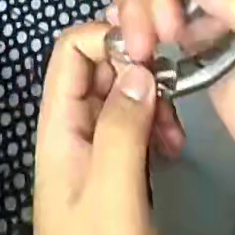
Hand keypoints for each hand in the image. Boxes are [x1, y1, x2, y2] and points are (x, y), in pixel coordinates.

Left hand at [33, 22, 181, 234]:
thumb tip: (139, 67)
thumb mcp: (113, 193)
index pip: (70, 51)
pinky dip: (156, 126)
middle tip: (172, 98)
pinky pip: (133, 125)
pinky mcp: (116, 169)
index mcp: (58, 124)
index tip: (149, 58)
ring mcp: (93, 148)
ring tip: (177, 134)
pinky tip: (175, 149)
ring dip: (151, 101)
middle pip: (98, 68)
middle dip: (136, 72)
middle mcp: (72, 127)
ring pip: (120, 96)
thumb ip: (122, 126)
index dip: (106, 41)